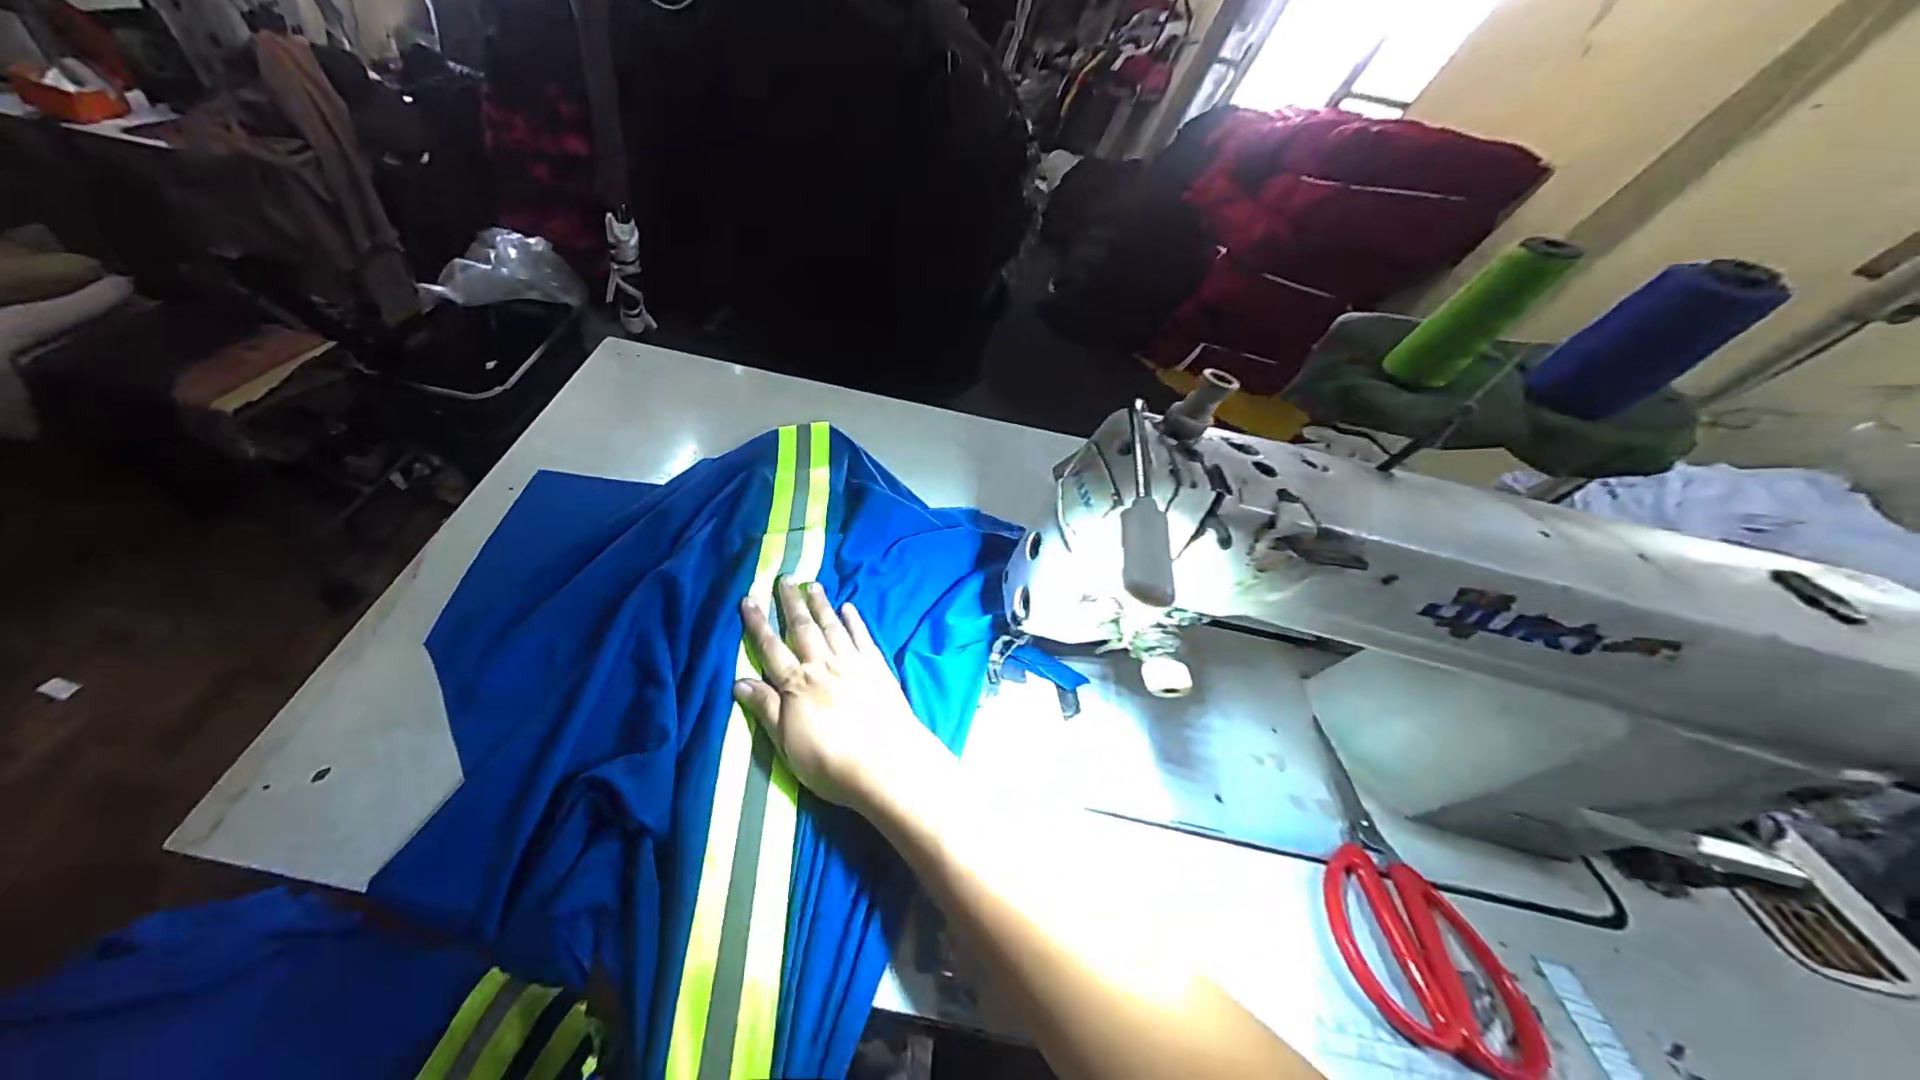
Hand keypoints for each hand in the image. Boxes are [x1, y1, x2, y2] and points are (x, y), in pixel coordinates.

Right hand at [733, 579, 956, 818]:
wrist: (886, 764)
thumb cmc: (830, 762)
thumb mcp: (786, 743)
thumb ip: (766, 709)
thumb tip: (739, 681)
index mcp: (797, 684)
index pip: (771, 648)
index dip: (758, 624)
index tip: (749, 599)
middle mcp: (823, 666)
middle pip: (803, 629)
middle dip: (791, 603)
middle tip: (784, 579)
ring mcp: (853, 664)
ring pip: (833, 627)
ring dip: (821, 605)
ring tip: (813, 585)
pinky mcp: (878, 669)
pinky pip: (863, 638)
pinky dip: (855, 621)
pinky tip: (849, 608)